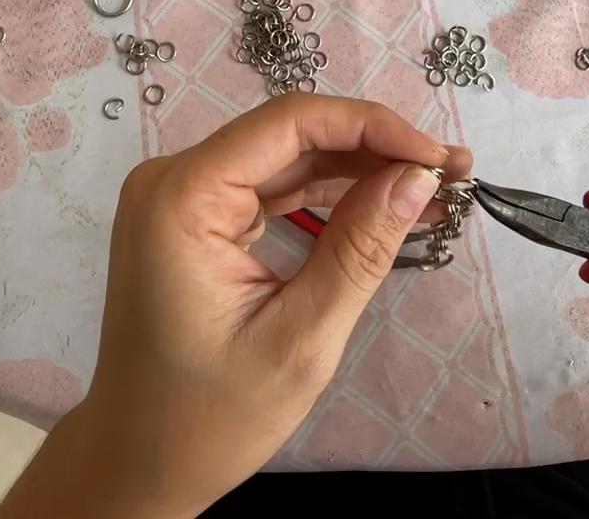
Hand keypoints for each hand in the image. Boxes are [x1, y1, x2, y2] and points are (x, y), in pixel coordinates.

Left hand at [0, 95, 469, 518]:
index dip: (372, 126)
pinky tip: (384, 199)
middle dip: (376, 147)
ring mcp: (187, 192)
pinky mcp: (202, 212)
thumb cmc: (211, 418)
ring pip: (291, 154)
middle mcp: (177, 176)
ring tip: (431, 184)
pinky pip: (276, 183)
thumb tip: (419, 176)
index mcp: (183, 196)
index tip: (437, 155)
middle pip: (292, 134)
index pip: (291, 123)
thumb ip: (361, 248)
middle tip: (450, 170)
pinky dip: (332, 190)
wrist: (139, 464)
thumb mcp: (302, 338)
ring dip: (361, 166)